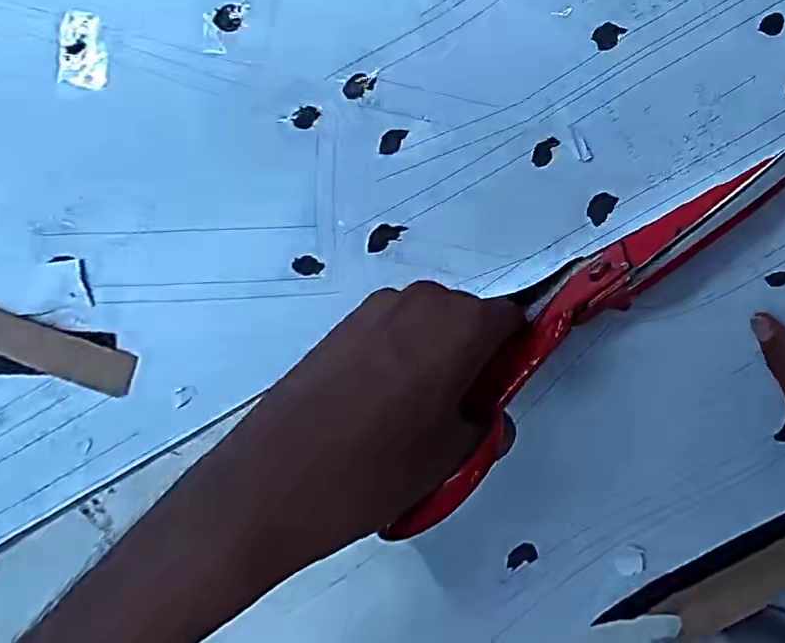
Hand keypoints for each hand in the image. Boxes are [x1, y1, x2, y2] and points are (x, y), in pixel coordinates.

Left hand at [235, 280, 523, 554]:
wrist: (269, 483)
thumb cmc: (367, 469)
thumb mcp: (451, 458)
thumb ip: (488, 426)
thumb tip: (489, 417)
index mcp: (463, 327)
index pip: (513, 317)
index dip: (514, 350)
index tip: (503, 381)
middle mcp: (426, 302)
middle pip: (470, 317)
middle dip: (474, 355)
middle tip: (459, 407)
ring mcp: (382, 307)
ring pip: (430, 323)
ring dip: (434, 354)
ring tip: (410, 413)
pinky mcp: (347, 321)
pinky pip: (393, 328)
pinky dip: (398, 354)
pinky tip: (376, 405)